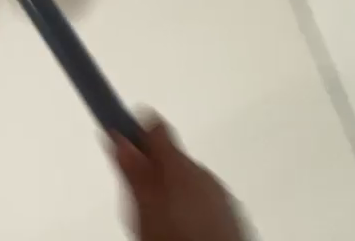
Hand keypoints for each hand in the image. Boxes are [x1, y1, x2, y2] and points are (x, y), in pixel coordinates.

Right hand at [112, 115, 249, 240]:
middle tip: (141, 196)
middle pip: (171, 155)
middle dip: (155, 169)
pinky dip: (194, 205)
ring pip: (189, 178)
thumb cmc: (179, 240)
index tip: (123, 138)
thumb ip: (132, 171)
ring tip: (164, 217)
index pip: (154, 125)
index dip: (136, 130)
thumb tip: (120, 137)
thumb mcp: (143, 208)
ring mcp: (222, 194)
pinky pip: (206, 197)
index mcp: (178, 165)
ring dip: (174, 189)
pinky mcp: (234, 214)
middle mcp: (203, 172)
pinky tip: (186, 227)